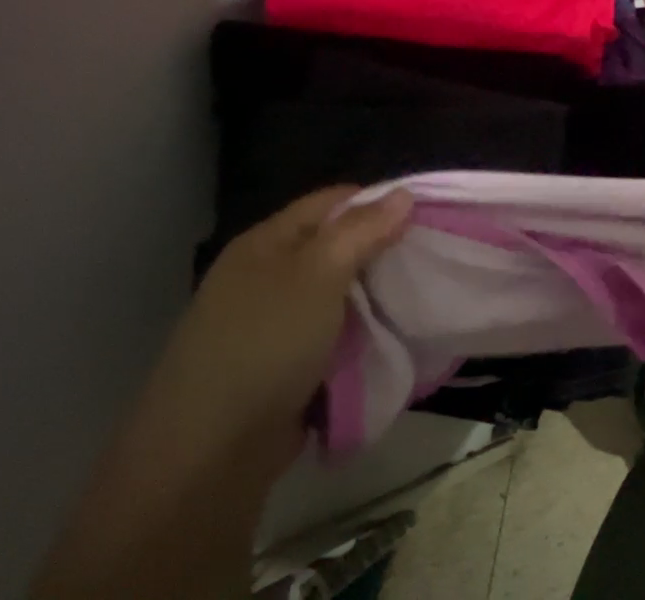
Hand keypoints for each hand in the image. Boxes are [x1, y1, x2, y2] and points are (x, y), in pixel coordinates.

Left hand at [136, 186, 413, 465]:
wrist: (212, 449)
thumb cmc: (265, 346)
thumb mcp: (318, 276)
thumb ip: (361, 231)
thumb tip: (403, 194)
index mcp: (266, 243)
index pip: (333, 201)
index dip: (381, 203)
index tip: (429, 218)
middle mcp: (267, 275)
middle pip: (339, 245)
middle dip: (385, 250)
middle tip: (433, 259)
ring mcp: (274, 321)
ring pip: (342, 291)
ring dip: (378, 294)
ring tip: (424, 296)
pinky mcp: (286, 362)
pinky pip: (337, 332)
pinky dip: (364, 331)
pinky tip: (395, 336)